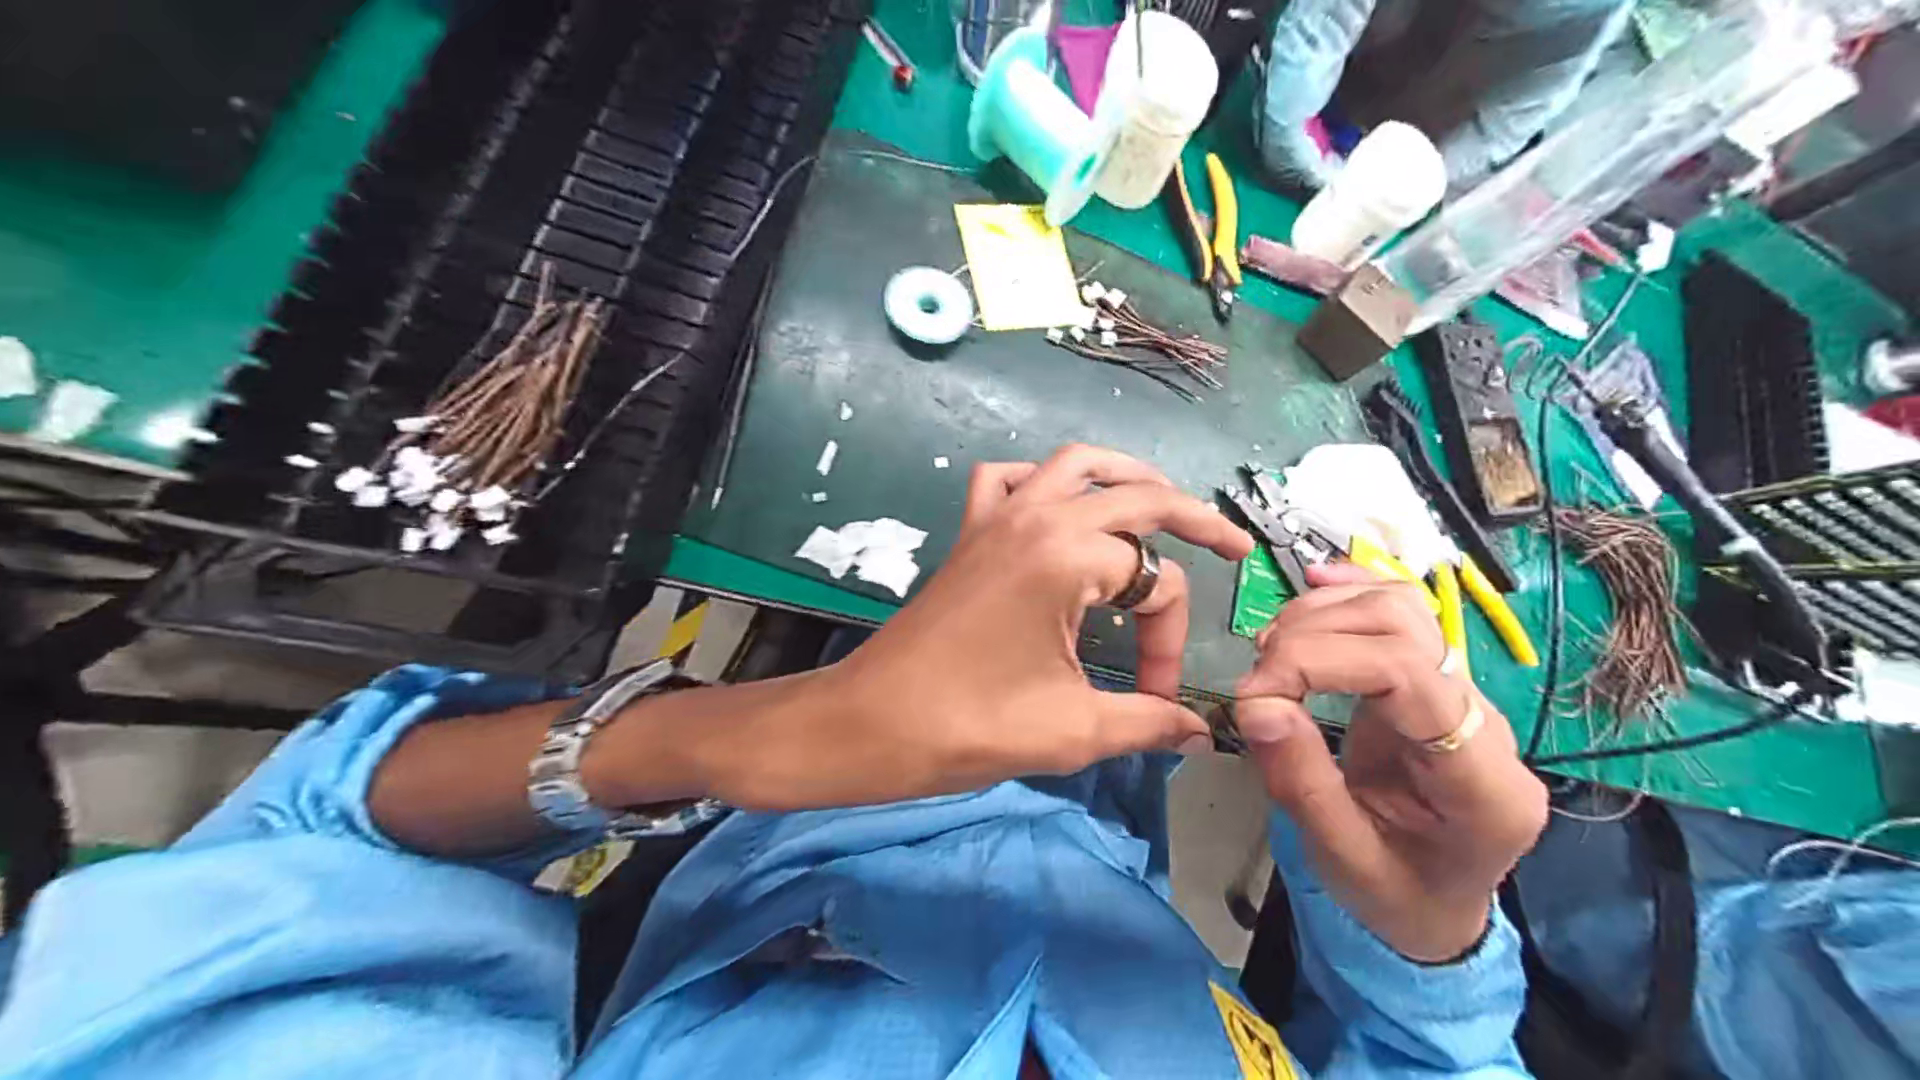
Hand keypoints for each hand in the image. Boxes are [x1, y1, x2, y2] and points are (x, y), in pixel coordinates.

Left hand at [705, 445, 1252, 810]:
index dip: (1168, 643)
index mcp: (1066, 556)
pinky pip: (1009, 480)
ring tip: (1158, 505)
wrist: (871, 723)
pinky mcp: (970, 532)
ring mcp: (997, 517)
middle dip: (1190, 519)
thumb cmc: (968, 726)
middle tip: (1226, 546)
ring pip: (1074, 465)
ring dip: (1124, 477)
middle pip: (1135, 497)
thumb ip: (1149, 722)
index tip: (1160, 698)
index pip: (1154, 583)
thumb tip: (1203, 731)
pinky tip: (1057, 509)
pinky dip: (1041, 481)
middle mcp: (1036, 517)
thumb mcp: (1073, 729)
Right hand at [1236, 563, 1547, 961]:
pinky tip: (1313, 581)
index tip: (1255, 693)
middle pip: (1403, 626)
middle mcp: (1486, 725)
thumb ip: (1302, 780)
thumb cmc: (1392, 893)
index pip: (1408, 675)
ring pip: (1398, 606)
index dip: (1318, 662)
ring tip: (1270, 652)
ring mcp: (1463, 696)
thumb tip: (1256, 704)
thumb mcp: (1340, 856)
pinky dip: (1349, 591)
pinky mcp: (1431, 681)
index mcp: (1482, 784)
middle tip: (1257, 680)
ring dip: (1319, 614)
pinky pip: (1399, 612)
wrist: (1433, 905)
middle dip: (1310, 637)